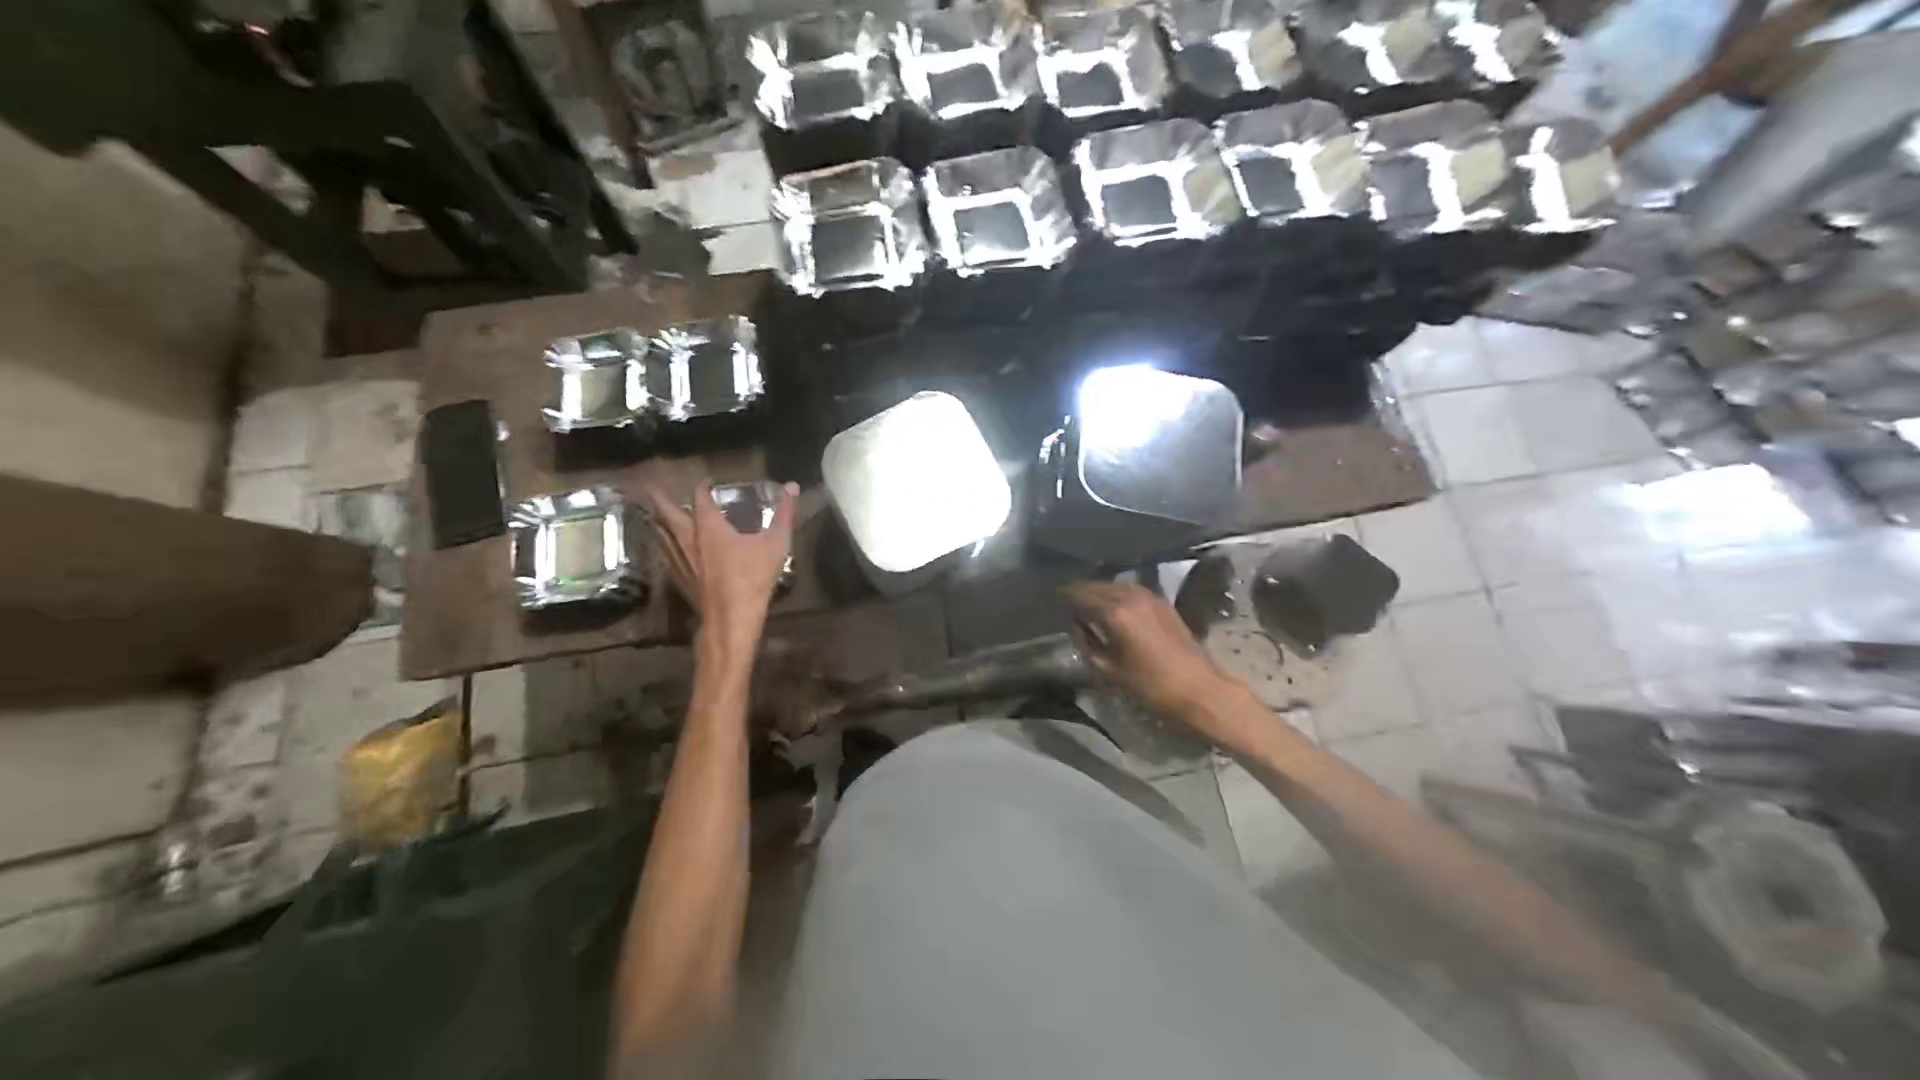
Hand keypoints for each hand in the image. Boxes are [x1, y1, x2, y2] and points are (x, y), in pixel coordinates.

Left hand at [646, 480, 798, 654]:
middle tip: (654, 487)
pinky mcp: (678, 578)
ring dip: (659, 520)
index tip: (707, 482)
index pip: (700, 498)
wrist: (730, 618)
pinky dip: (663, 544)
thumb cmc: (753, 577)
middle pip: (667, 512)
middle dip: (661, 498)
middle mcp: (688, 539)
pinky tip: (666, 548)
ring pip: (661, 533)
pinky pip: (664, 554)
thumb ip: (784, 513)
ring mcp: (680, 560)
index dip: (703, 486)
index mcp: (709, 526)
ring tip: (657, 514)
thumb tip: (792, 486)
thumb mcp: (776, 543)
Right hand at [1062, 581, 1251, 742]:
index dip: (1063, 598)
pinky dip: (1116, 596)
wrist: (1199, 689)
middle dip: (1079, 593)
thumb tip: (1078, 626)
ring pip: (1113, 586)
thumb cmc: (1151, 686)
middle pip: (1095, 586)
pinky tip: (1113, 609)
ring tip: (1089, 607)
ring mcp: (1149, 596)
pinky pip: (1130, 591)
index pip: (1078, 595)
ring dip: (1099, 593)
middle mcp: (1130, 596)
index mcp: (1114, 613)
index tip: (1054, 603)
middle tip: (1068, 606)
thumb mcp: (1108, 671)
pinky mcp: (1162, 602)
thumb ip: (1087, 643)